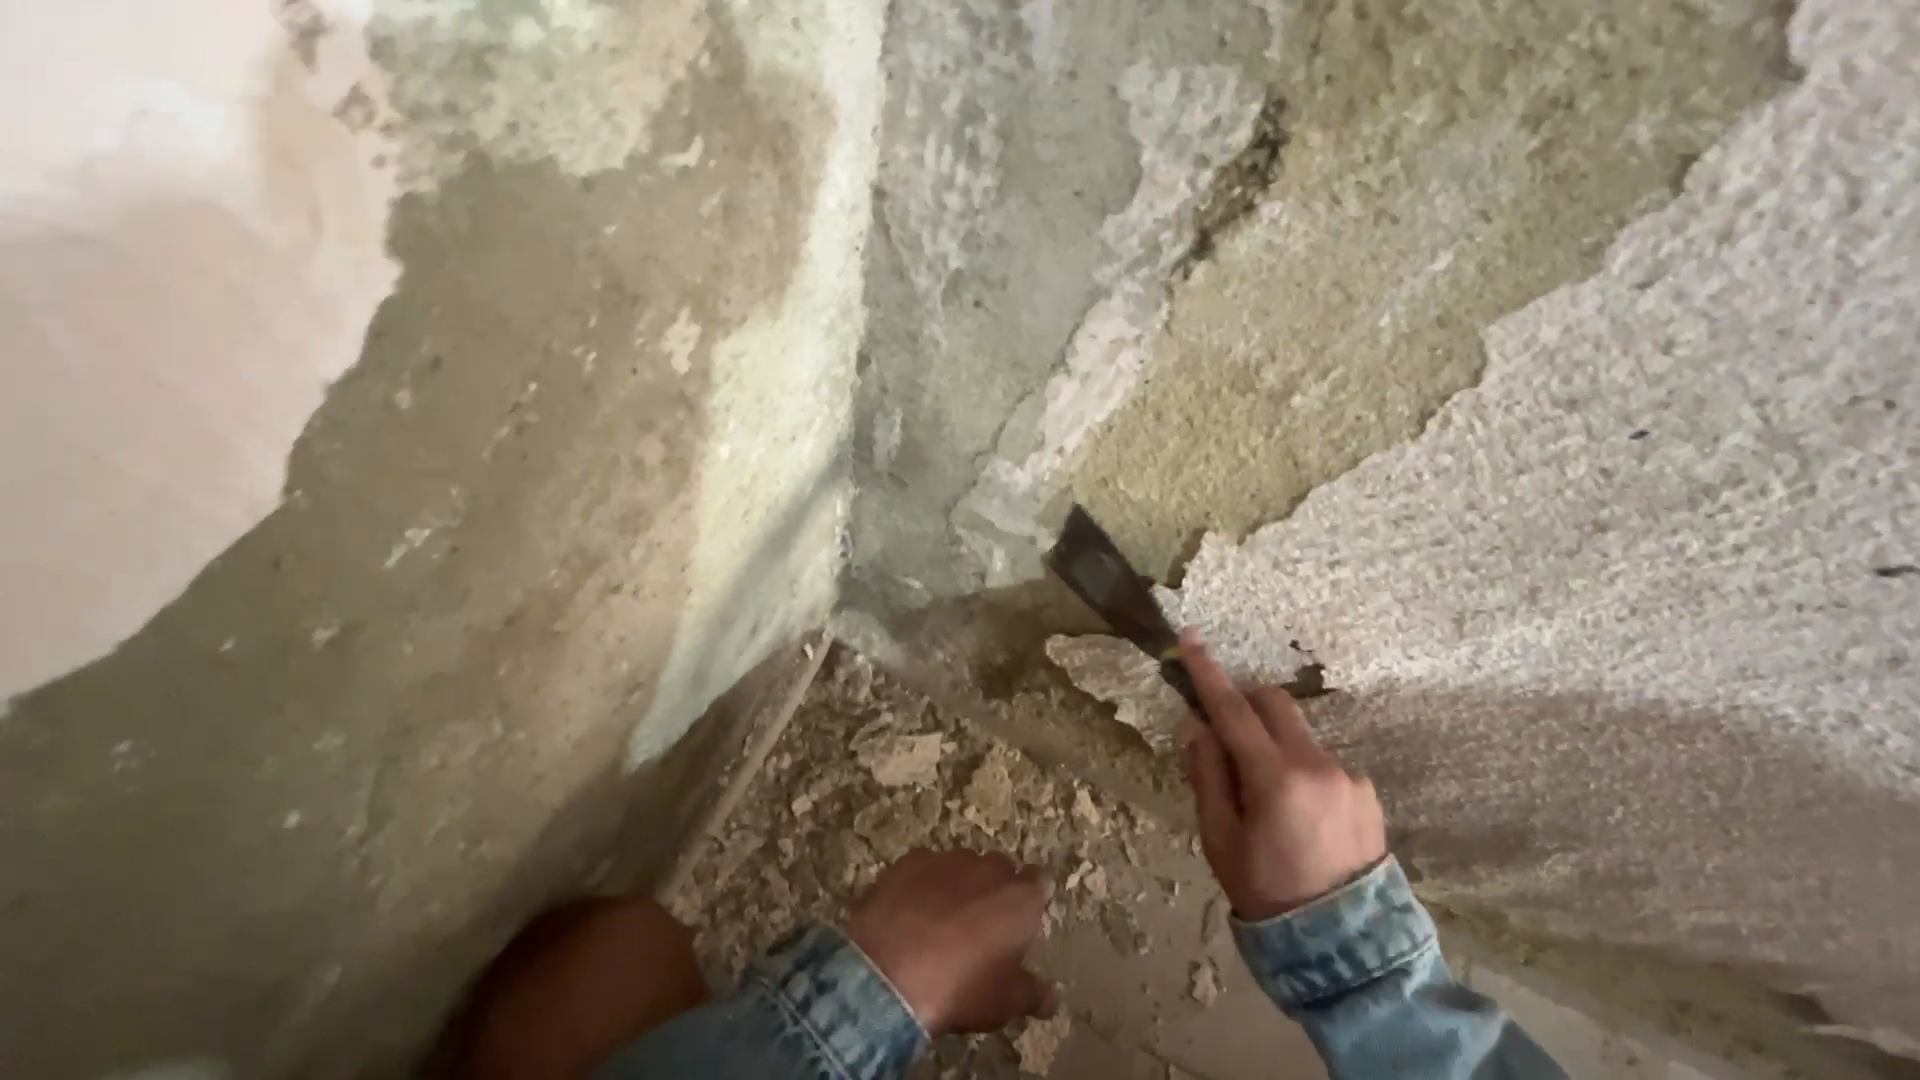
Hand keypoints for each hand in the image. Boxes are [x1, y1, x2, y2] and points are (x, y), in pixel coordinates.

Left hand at [845, 848, 1056, 1034]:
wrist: (890, 970)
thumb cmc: (961, 986)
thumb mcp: (1005, 1002)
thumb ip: (1034, 994)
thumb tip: (1055, 997)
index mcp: (1020, 898)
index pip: (1039, 882)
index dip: (1032, 899)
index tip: (1023, 919)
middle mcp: (988, 868)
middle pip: (1001, 869)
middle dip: (996, 889)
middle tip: (983, 923)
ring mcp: (947, 859)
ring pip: (963, 865)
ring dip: (960, 883)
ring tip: (943, 918)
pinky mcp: (910, 860)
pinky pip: (926, 866)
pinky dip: (924, 882)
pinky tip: (912, 909)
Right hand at [1178, 629, 1386, 920]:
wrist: (1344, 944)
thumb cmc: (1266, 890)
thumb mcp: (1220, 838)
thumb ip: (1207, 774)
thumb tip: (1196, 725)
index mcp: (1276, 778)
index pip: (1233, 709)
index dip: (1207, 672)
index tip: (1190, 638)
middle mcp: (1318, 765)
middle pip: (1275, 702)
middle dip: (1245, 701)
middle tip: (1224, 730)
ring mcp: (1349, 776)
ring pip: (1299, 733)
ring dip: (1273, 741)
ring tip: (1265, 795)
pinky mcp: (1367, 791)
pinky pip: (1322, 760)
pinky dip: (1299, 767)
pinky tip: (1298, 812)